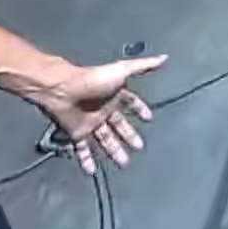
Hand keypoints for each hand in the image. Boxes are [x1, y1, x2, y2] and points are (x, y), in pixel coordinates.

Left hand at [28, 55, 165, 173]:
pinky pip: (83, 149)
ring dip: (114, 151)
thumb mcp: (122, 70)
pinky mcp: (78, 133)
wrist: (63, 89)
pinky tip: (92, 171)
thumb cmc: (93, 78)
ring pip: (105, 140)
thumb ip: (144, 65)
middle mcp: (104, 110)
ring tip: (124, 163)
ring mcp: (91, 123)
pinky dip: (86, 160)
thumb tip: (165, 57)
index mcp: (116, 95)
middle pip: (120, 126)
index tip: (148, 118)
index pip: (131, 104)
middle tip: (139, 147)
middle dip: (130, 137)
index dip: (140, 110)